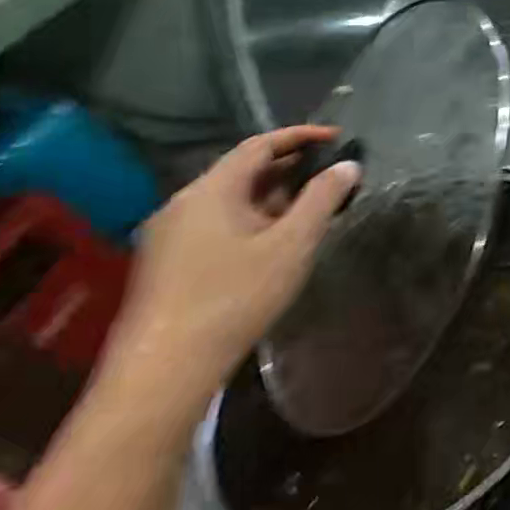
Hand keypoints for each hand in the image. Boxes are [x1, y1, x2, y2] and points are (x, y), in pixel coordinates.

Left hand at [107, 126, 359, 401]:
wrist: (162, 372)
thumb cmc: (233, 298)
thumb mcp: (291, 245)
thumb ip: (323, 199)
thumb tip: (347, 165)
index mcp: (210, 190)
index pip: (259, 145)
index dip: (300, 137)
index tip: (337, 138)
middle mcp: (183, 203)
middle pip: (242, 170)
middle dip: (289, 168)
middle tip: (329, 174)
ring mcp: (168, 235)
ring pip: (229, 199)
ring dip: (271, 196)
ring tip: (309, 207)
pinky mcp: (165, 263)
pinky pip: (215, 223)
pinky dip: (250, 218)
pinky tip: (272, 241)